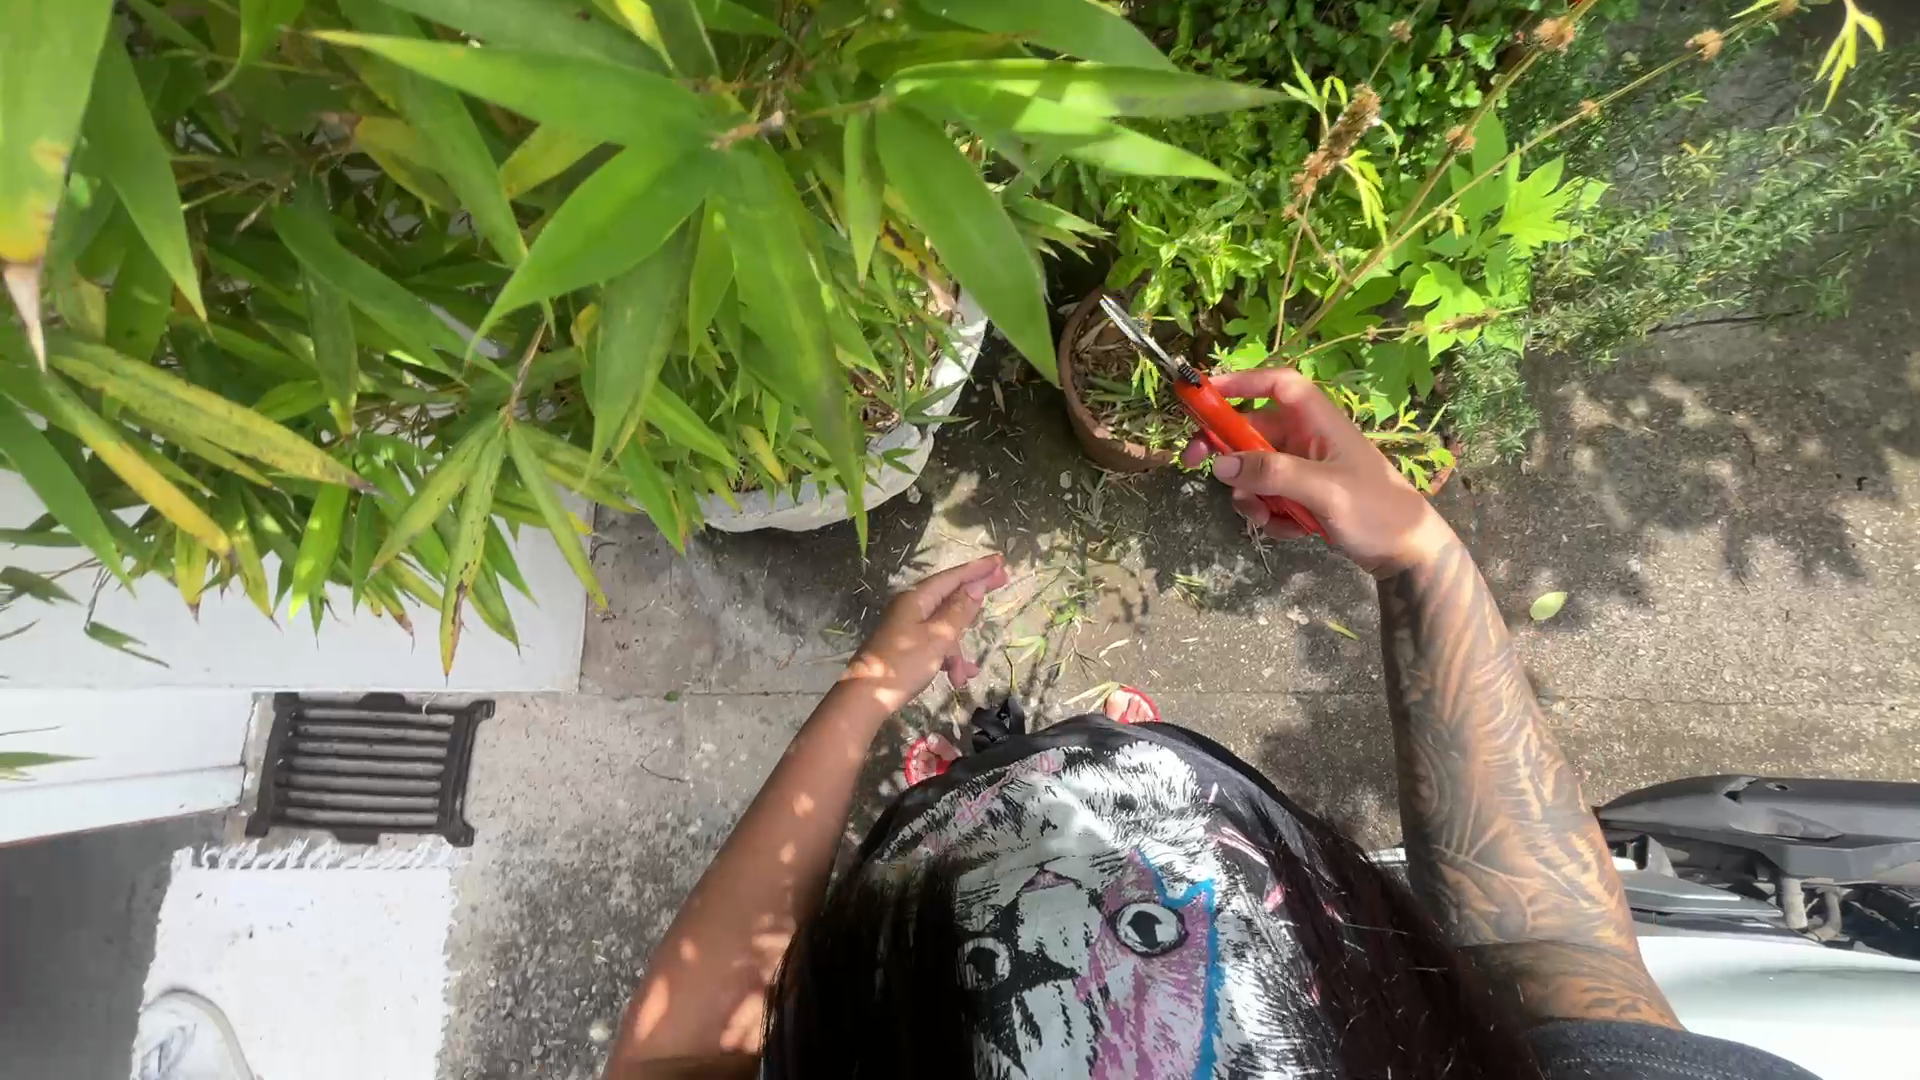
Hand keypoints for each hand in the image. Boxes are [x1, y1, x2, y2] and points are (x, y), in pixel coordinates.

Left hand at [845, 554, 1008, 708]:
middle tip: (1002, 581)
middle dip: (974, 597)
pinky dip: (947, 659)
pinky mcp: (906, 646)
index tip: (1000, 560)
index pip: (953, 577)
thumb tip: (975, 586)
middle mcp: (912, 607)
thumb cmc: (903, 664)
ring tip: (968, 672)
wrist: (865, 697)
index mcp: (917, 599)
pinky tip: (956, 679)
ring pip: (944, 627)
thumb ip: (958, 611)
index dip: (978, 569)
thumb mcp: (938, 637)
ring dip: (959, 649)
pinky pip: (934, 644)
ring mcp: (908, 627)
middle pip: (950, 595)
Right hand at [1179, 367, 1455, 577]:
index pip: (1276, 385)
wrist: (1407, 554)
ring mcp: (1302, 468)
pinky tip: (1291, 531)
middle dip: (1224, 451)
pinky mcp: (1301, 495)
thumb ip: (1271, 474)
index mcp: (1319, 422)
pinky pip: (1265, 496)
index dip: (1240, 382)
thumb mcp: (1323, 491)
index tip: (1203, 393)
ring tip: (1268, 519)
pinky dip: (1268, 514)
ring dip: (1250, 495)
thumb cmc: (1376, 512)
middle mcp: (1306, 439)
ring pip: (1251, 470)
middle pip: (1250, 430)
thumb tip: (1221, 465)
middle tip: (1191, 464)